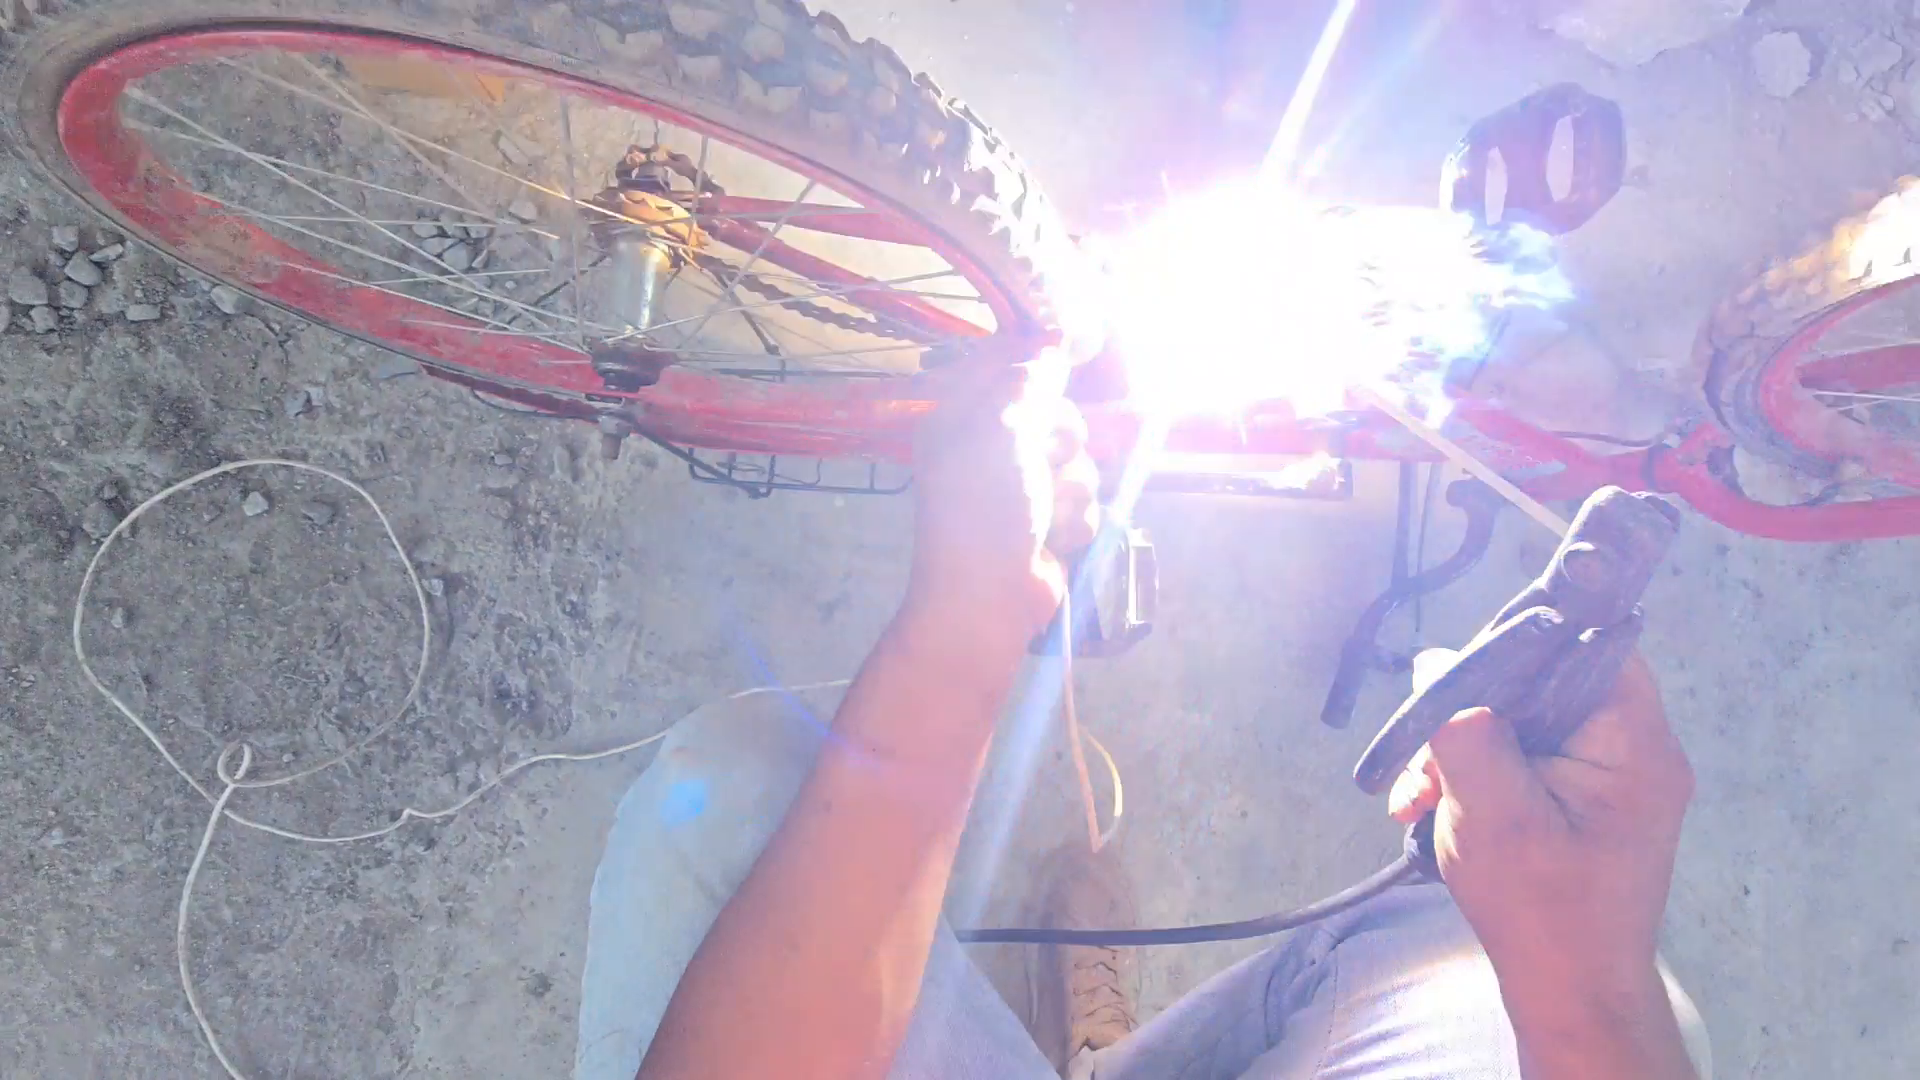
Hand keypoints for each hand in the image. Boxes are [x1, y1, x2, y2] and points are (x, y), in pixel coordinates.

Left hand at [903, 355, 1100, 649]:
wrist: (989, 599)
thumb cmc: (983, 510)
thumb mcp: (998, 431)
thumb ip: (1029, 382)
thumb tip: (1058, 341)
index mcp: (961, 416)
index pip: (1009, 361)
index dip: (1047, 352)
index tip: (1088, 339)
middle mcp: (991, 444)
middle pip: (1056, 410)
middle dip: (1061, 439)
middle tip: (1043, 461)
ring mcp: (1023, 484)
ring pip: (1078, 457)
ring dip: (1070, 487)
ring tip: (1043, 515)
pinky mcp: (1049, 518)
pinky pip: (1085, 498)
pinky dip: (1073, 520)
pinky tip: (1052, 541)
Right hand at [1387, 653, 1693, 1042]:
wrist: (1565, 988)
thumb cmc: (1539, 903)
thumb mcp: (1492, 809)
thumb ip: (1463, 729)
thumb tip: (1433, 662)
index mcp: (1630, 745)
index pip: (1589, 647)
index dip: (1524, 639)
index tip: (1460, 664)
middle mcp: (1624, 748)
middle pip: (1535, 682)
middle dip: (1466, 709)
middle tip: (1426, 752)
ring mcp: (1596, 772)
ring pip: (1509, 718)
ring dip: (1452, 746)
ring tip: (1418, 792)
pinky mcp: (1567, 791)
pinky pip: (1507, 751)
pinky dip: (1462, 769)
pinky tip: (1425, 802)